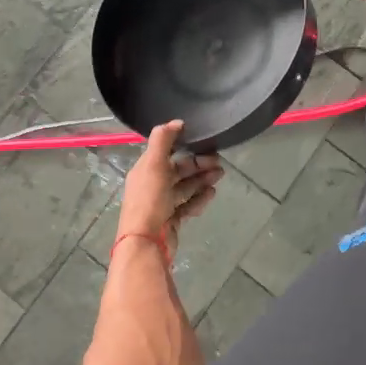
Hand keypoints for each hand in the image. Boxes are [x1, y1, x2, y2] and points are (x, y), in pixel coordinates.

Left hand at [117, 121, 223, 251]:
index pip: (166, 152)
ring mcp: (162, 205)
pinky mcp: (172, 220)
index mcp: (145, 170)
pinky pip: (188, 205)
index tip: (203, 140)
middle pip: (179, 170)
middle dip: (198, 164)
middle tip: (218, 161)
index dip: (183, 144)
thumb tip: (176, 121)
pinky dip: (200, 198)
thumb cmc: (149, 200)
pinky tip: (211, 194)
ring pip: (186, 186)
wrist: (146, 243)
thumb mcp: (153, 164)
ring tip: (220, 176)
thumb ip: (162, 139)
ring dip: (202, 179)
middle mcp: (152, 186)